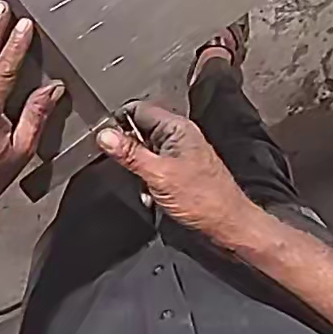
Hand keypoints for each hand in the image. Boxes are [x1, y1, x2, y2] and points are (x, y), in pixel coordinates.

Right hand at [96, 102, 260, 238]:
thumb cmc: (203, 199)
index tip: (104, 138)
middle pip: (139, 131)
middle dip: (128, 150)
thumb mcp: (158, 174)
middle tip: (128, 168)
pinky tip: (152, 194)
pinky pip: (154, 167)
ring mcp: (180, 153)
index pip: (137, 109)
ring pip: (145, 151)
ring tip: (146, 186)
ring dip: (139, 169)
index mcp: (176, 128)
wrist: (228, 224)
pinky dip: (149, 180)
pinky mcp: (181, 169)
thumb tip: (104, 135)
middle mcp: (179, 135)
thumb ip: (130, 153)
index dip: (118, 121)